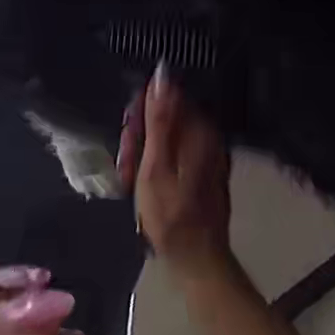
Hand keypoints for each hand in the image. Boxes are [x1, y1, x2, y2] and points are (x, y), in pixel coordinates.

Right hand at [120, 64, 233, 271]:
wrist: (196, 259)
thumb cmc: (170, 214)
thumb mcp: (155, 165)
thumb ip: (158, 118)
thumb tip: (161, 74)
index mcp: (198, 130)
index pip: (166, 96)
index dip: (140, 113)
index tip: (128, 136)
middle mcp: (208, 136)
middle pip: (166, 115)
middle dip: (140, 134)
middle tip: (127, 162)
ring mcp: (207, 153)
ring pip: (167, 135)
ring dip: (144, 150)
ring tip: (131, 176)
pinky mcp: (202, 169)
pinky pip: (174, 152)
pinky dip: (156, 162)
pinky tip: (144, 181)